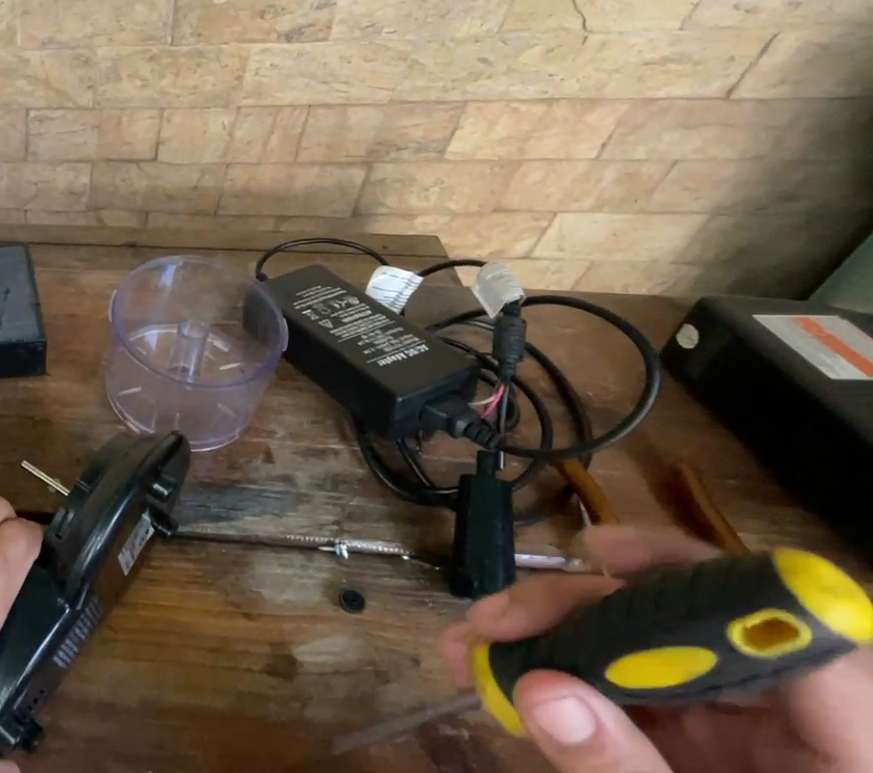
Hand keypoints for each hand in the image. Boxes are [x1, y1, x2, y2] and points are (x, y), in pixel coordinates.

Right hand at [438, 526, 872, 771]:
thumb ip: (622, 772)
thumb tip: (535, 686)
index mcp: (847, 754)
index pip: (796, 640)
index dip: (709, 583)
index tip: (599, 554)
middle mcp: (799, 722)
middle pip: (695, 625)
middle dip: (579, 609)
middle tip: (491, 620)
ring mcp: (747, 730)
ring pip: (648, 647)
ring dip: (549, 634)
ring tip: (469, 643)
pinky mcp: (701, 741)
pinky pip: (626, 685)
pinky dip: (557, 672)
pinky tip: (494, 671)